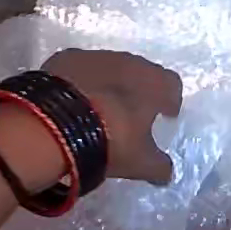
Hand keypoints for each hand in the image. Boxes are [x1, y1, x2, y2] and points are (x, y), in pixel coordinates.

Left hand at [40, 49, 181, 185]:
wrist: (57, 125)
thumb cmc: (111, 141)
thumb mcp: (141, 162)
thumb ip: (159, 166)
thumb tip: (166, 173)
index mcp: (154, 83)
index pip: (172, 84)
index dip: (171, 100)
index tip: (165, 114)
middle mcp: (128, 62)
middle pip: (141, 72)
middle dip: (139, 90)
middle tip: (132, 112)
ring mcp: (95, 57)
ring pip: (109, 67)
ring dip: (109, 83)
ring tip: (99, 107)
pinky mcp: (65, 57)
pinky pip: (80, 69)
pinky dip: (81, 82)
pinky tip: (74, 101)